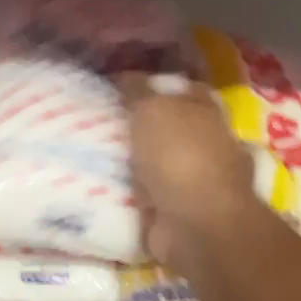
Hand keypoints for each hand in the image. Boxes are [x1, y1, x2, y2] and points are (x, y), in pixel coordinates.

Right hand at [118, 72, 260, 272]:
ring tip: (95, 157)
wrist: (194, 224)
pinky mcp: (177, 215)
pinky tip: (104, 190)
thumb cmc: (178, 156)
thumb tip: (126, 77)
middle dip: (143, 129)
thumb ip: (139, 92)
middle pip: (170, 130)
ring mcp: (194, 184)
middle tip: (102, 124)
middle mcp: (205, 146)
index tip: (121, 88)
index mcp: (206, 113)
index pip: (182, 90)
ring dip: (135, 165)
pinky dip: (131, 197)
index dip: (156, 87)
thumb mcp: (153, 110)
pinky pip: (147, 200)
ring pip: (158, 166)